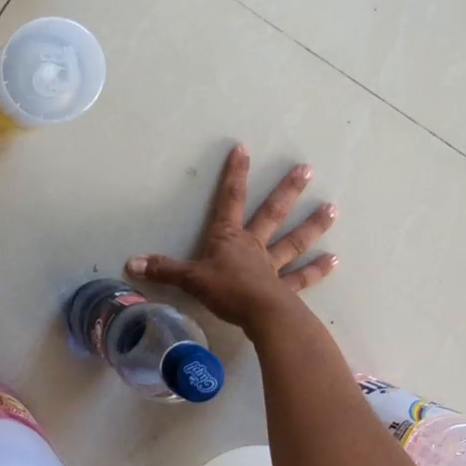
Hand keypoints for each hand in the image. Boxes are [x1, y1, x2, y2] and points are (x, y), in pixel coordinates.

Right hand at [127, 142, 336, 332]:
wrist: (263, 317)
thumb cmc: (227, 292)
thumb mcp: (189, 279)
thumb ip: (163, 269)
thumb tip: (131, 263)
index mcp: (229, 238)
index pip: (230, 199)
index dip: (235, 174)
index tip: (244, 149)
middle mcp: (254, 245)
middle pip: (272, 213)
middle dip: (287, 191)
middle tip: (307, 169)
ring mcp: (273, 266)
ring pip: (293, 241)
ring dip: (313, 225)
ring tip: (332, 209)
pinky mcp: (285, 289)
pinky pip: (302, 277)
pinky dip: (317, 269)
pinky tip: (334, 259)